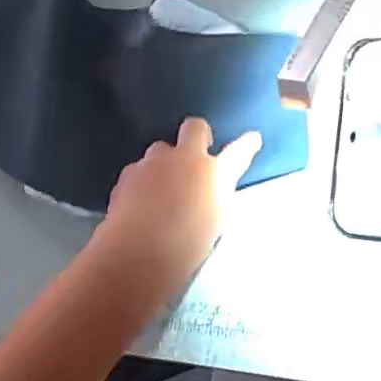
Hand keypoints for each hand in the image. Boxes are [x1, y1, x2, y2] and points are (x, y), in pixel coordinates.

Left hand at [87, 117, 260, 300]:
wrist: (137, 252)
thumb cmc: (185, 247)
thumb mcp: (212, 224)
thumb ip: (213, 200)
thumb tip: (208, 192)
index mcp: (215, 175)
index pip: (238, 152)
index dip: (246, 145)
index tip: (252, 139)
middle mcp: (185, 160)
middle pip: (195, 128)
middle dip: (198, 135)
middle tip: (196, 154)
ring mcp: (154, 162)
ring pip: (161, 149)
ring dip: (164, 163)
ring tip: (160, 189)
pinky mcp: (128, 173)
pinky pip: (139, 169)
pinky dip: (142, 181)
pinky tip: (138, 202)